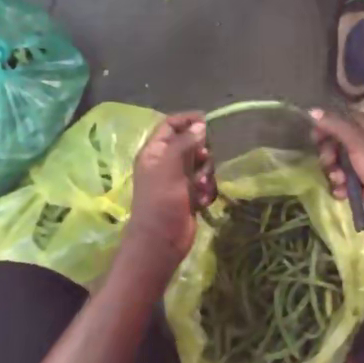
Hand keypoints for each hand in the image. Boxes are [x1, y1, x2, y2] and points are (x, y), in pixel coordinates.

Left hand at [125, 112, 215, 269]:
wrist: (161, 242)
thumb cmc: (161, 203)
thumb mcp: (169, 168)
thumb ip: (183, 143)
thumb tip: (200, 125)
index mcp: (154, 152)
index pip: (170, 125)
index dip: (187, 120)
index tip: (208, 121)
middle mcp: (165, 163)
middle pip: (190, 143)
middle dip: (201, 153)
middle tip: (203, 162)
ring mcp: (178, 180)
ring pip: (201, 164)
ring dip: (206, 175)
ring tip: (200, 188)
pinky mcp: (190, 195)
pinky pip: (205, 183)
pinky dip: (207, 190)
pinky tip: (203, 202)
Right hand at [311, 109, 363, 230]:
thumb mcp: (357, 140)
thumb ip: (334, 125)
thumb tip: (312, 110)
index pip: (343, 119)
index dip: (327, 127)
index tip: (315, 137)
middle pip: (337, 142)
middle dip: (329, 153)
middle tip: (329, 161)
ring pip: (337, 162)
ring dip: (334, 172)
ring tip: (340, 180)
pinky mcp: (361, 182)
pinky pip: (342, 179)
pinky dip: (340, 186)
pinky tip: (343, 191)